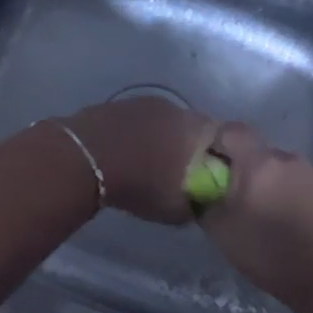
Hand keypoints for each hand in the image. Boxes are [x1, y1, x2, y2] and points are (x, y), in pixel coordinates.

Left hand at [57, 96, 218, 224]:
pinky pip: (137, 121)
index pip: (224, 141)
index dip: (218, 159)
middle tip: (178, 170)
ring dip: (160, 138)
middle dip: (187, 147)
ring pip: (163, 122)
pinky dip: (136, 134)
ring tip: (149, 162)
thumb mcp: (178, 209)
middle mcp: (177, 109)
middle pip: (191, 128)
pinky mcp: (118, 104)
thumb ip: (198, 202)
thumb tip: (201, 199)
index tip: (211, 175)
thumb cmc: (142, 184)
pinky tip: (127, 151)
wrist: (88, 158)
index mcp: (199, 130)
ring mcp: (145, 103)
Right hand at [198, 124, 312, 312]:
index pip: (232, 132)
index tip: (216, 170)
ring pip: (290, 172)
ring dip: (282, 187)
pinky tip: (309, 228)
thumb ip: (206, 202)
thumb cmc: (273, 259)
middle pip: (263, 156)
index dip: (221, 146)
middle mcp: (290, 159)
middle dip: (253, 174)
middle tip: (249, 205)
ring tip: (282, 220)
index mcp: (258, 164)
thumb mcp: (223, 235)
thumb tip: (201, 187)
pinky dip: (307, 199)